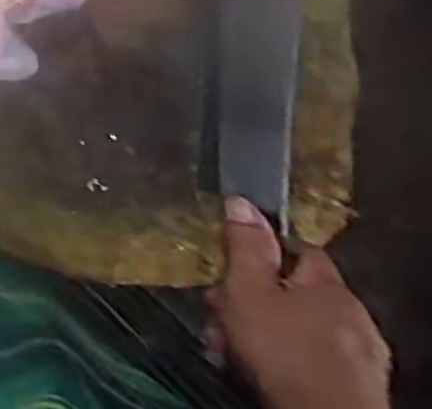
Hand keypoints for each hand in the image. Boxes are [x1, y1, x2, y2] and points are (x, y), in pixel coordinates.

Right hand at [210, 197, 390, 408]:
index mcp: (330, 288)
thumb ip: (247, 247)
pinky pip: (310, 347)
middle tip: (220, 305)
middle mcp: (354, 315)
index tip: (232, 258)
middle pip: (294, 288)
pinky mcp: (356, 377)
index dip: (264, 249)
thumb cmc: (279, 344)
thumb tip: (242, 203)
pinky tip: (257, 356)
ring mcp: (361, 350)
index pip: (300, 250)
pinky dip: (280, 346)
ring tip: (228, 335)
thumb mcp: (248, 288)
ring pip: (298, 319)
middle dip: (252, 293)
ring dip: (260, 320)